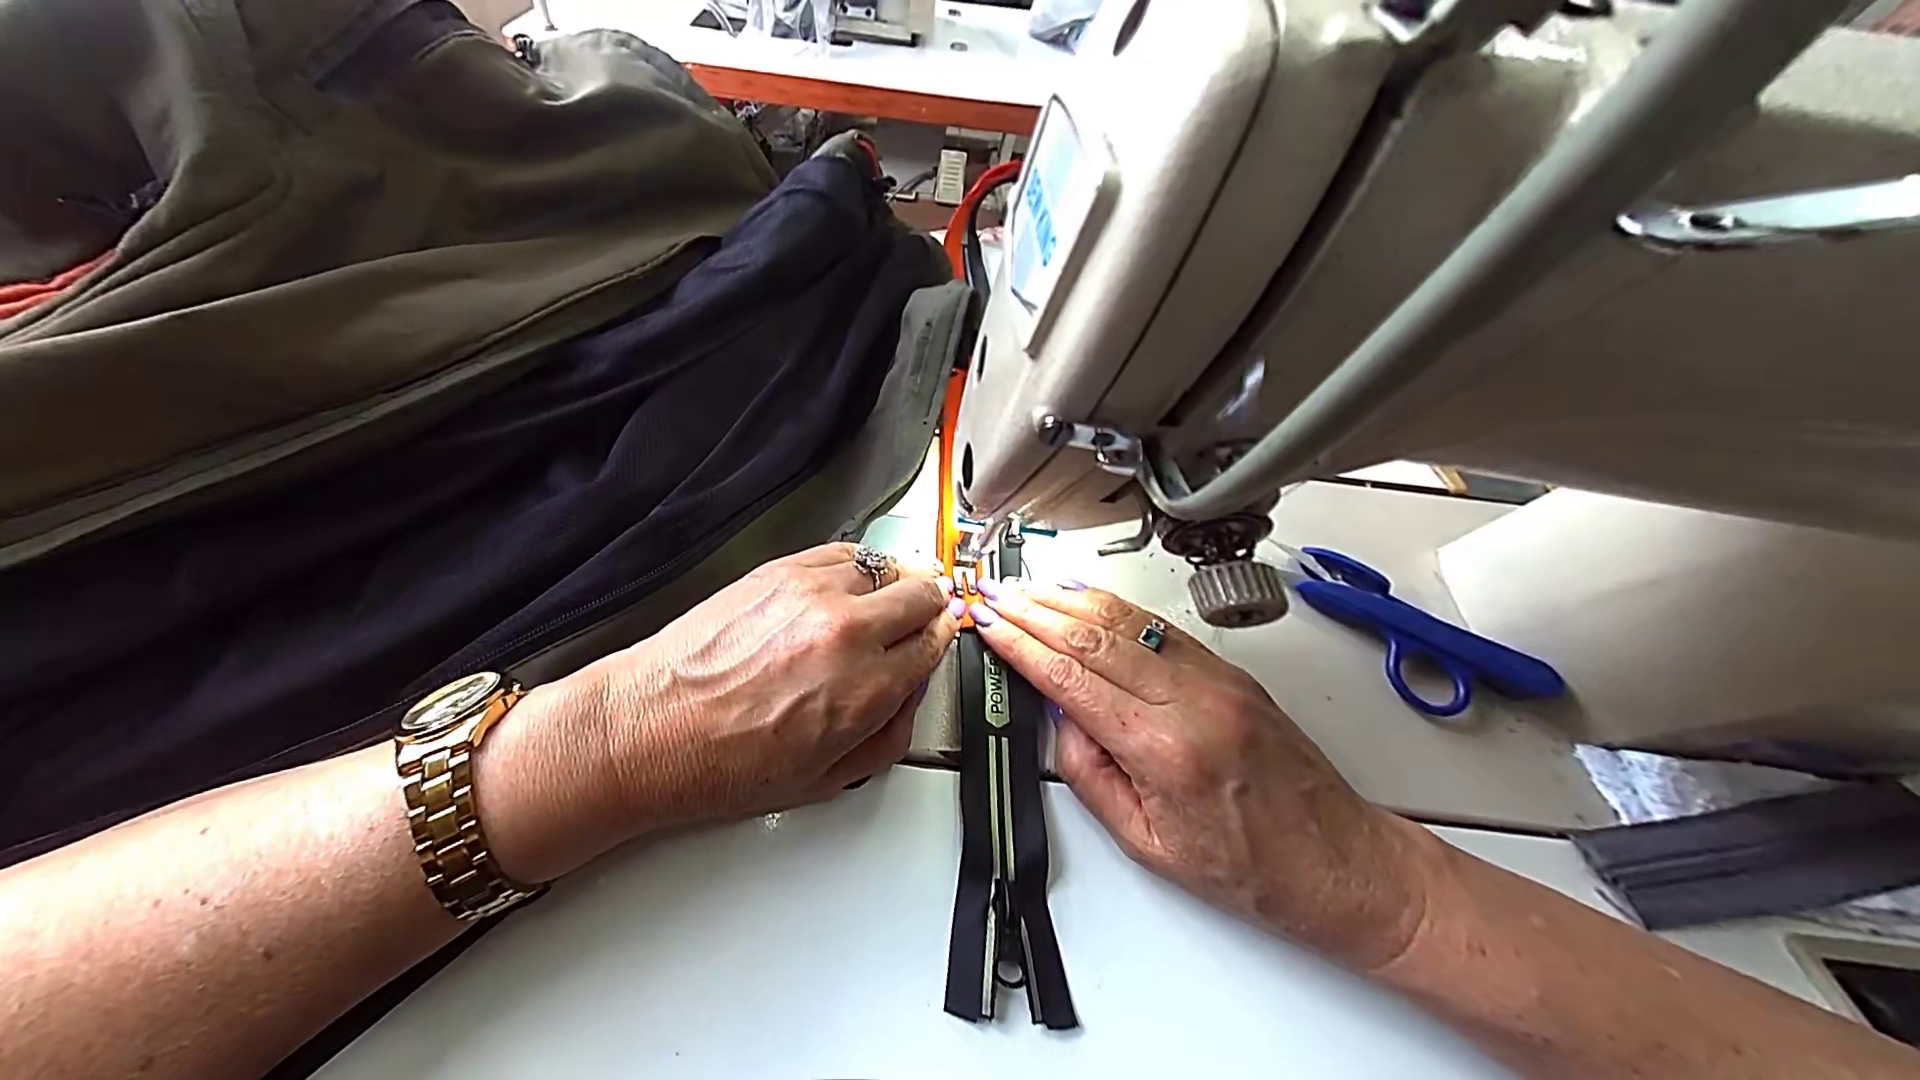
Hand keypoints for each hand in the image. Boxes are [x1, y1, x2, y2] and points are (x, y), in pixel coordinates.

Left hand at [478, 543, 961, 881]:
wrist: (648, 730)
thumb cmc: (724, 760)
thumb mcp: (827, 777)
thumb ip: (889, 734)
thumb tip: (910, 695)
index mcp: (867, 688)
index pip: (934, 641)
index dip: (940, 637)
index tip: (936, 634)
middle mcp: (848, 632)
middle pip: (923, 592)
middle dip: (928, 605)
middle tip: (919, 614)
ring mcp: (813, 593)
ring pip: (887, 564)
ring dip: (892, 583)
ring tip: (878, 601)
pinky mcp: (780, 570)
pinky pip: (845, 551)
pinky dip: (858, 565)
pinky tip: (847, 585)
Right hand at [968, 580, 1434, 970]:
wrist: (1340, 861)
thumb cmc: (1252, 866)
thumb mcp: (1146, 841)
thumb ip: (1089, 771)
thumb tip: (1058, 715)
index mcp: (1165, 750)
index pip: (1069, 678)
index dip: (1020, 645)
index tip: (990, 626)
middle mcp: (1192, 700)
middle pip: (1091, 636)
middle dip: (1032, 610)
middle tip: (996, 596)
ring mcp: (1215, 677)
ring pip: (1124, 619)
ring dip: (1067, 598)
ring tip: (1028, 588)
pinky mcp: (1228, 670)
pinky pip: (1157, 625)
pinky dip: (1112, 605)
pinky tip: (1085, 597)